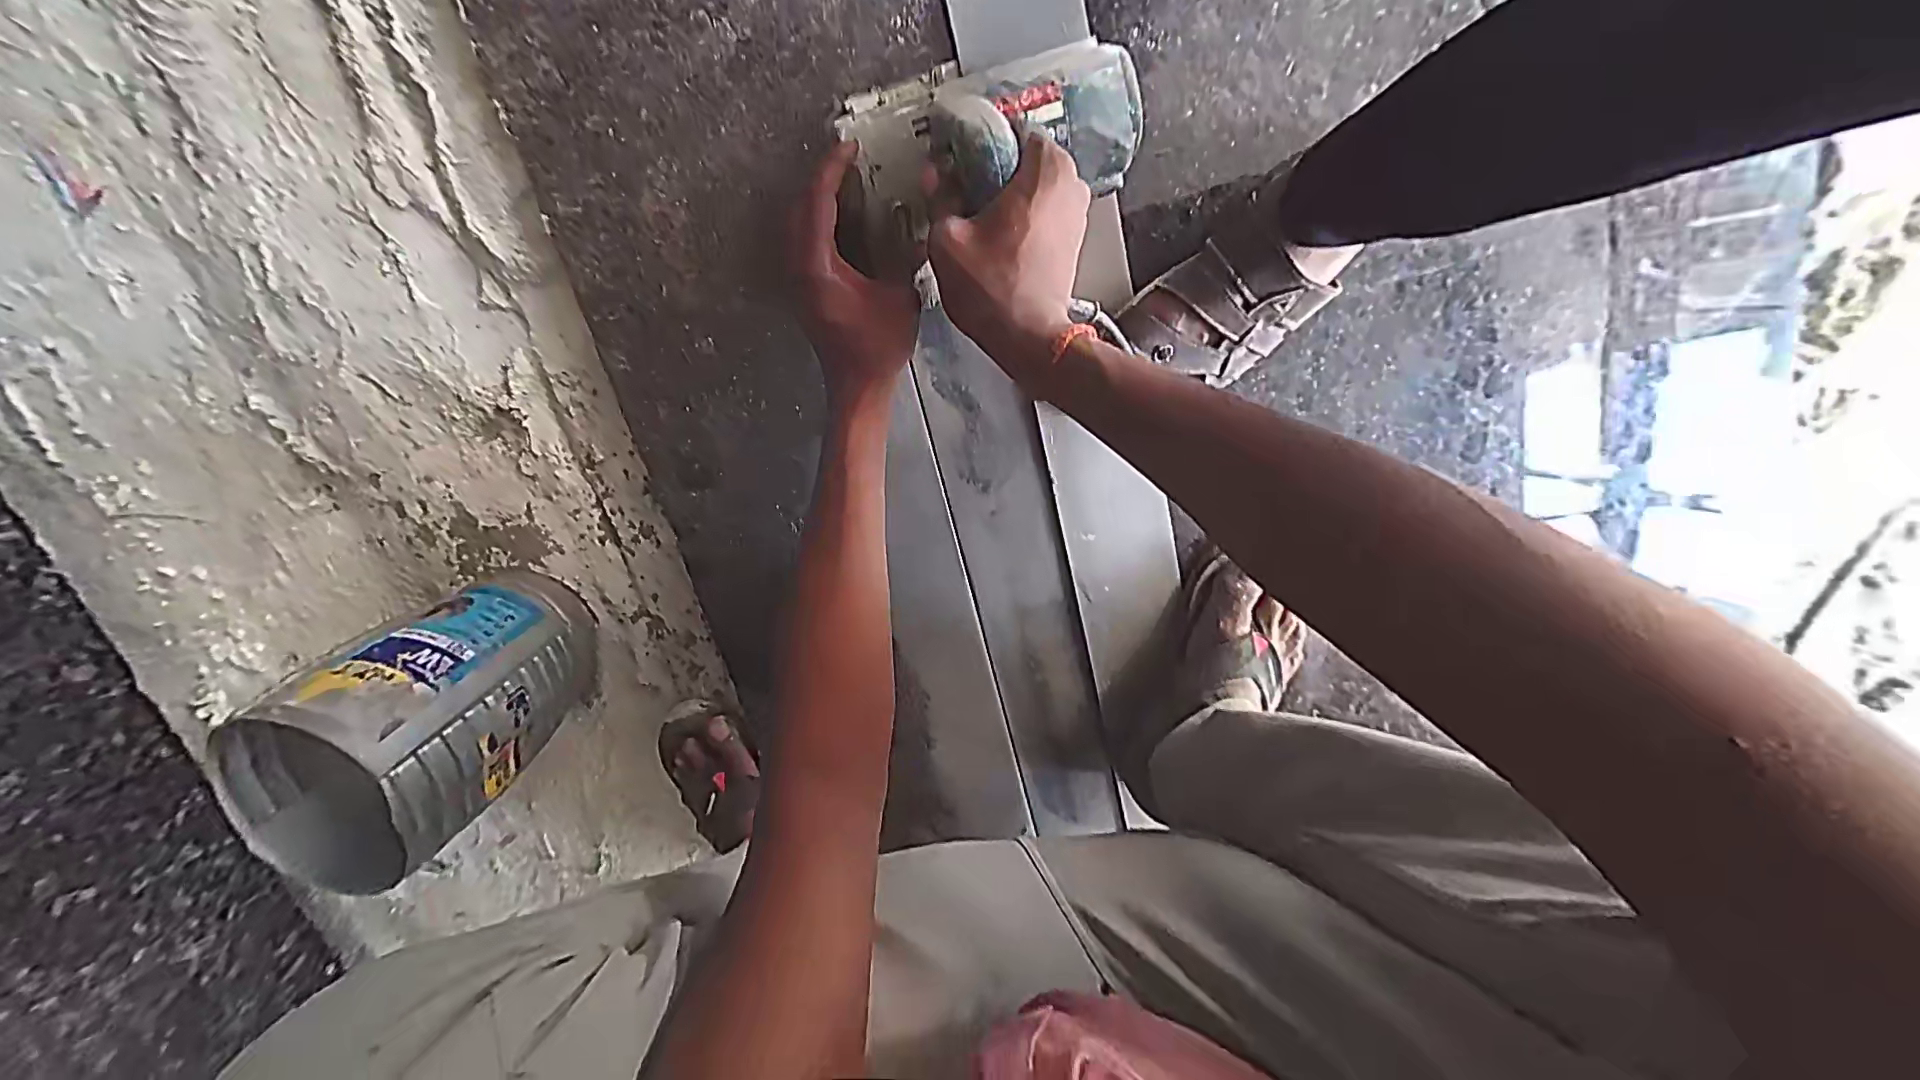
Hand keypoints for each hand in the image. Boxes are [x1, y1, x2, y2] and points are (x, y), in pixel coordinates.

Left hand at [789, 141, 919, 409]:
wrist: (858, 385)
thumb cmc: (878, 348)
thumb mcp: (900, 297)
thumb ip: (903, 256)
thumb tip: (913, 225)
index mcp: (819, 267)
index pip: (817, 204)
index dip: (832, 170)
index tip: (849, 148)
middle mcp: (800, 270)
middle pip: (799, 208)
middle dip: (821, 180)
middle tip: (848, 163)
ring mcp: (798, 281)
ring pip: (796, 225)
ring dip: (817, 200)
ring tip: (845, 186)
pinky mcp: (804, 290)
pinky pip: (802, 242)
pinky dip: (818, 222)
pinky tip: (842, 222)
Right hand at [927, 134, 1090, 397]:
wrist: (1028, 338)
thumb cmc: (995, 293)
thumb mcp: (947, 240)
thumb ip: (940, 197)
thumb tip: (937, 176)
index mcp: (1045, 169)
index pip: (1008, 128)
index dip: (977, 141)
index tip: (956, 156)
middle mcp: (1071, 184)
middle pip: (1022, 158)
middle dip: (992, 169)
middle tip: (961, 189)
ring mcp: (1076, 214)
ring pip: (1032, 186)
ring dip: (1005, 195)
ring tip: (974, 217)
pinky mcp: (1071, 240)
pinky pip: (1041, 212)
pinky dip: (1019, 217)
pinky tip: (994, 237)